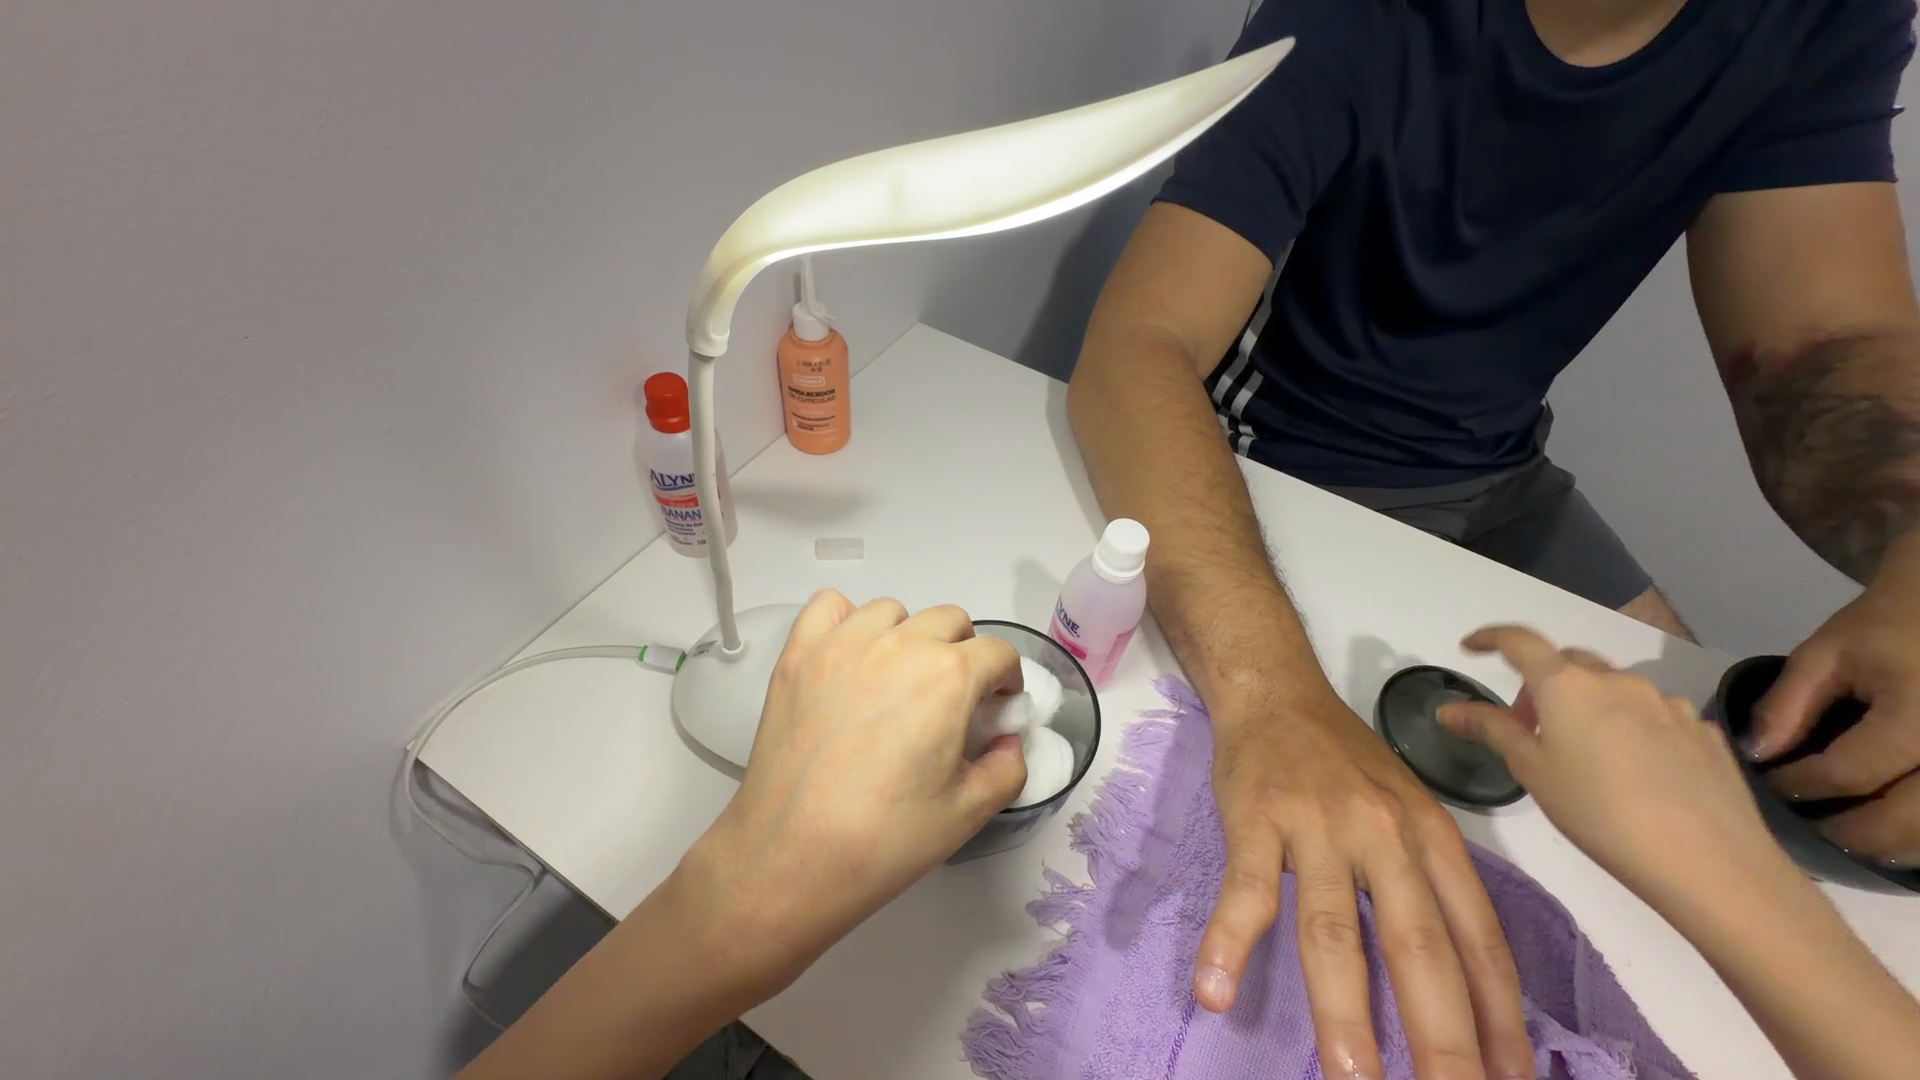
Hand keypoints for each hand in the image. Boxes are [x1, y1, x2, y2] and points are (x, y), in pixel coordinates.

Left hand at [684, 591, 1027, 996]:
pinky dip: (846, 621)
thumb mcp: (970, 813)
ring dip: (908, 636)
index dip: (1006, 679)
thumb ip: (1009, 766)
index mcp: (949, 678)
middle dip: (964, 653)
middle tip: (951, 698)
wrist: (792, 857)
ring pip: (893, 611)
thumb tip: (1006, 740)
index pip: (998, 652)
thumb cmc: (886, 839)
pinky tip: (849, 659)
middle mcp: (899, 644)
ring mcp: (843, 643)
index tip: (996, 706)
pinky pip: (829, 605)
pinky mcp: (799, 654)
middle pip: (951, 621)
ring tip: (896, 679)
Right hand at [1197, 689, 1533, 1079]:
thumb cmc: (1343, 755)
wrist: (1276, 692)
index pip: (1478, 940)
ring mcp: (1316, 826)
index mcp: (1431, 835)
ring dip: (1344, 1014)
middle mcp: (1383, 834)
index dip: (1500, 1020)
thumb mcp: (1409, 805)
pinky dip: (1228, 941)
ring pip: (1333, 930)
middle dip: (1441, 1041)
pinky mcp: (1256, 818)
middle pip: (1418, 947)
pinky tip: (1213, 990)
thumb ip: (1433, 879)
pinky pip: (1247, 888)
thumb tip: (1464, 976)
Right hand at [1439, 626, 1789, 906]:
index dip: (1490, 638)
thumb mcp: (1530, 770)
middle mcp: (1617, 681)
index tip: (1470, 648)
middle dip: (1540, 683)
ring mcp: (1667, 704)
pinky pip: (1651, 715)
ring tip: (1582, 753)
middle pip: (1567, 663)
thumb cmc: (1598, 811)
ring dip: (1587, 705)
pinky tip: (1632, 770)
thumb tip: (1447, 708)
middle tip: (1526, 724)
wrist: (1711, 863)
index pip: (1519, 641)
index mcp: (1567, 684)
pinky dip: (1628, 726)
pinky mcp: (1702, 732)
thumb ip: (1490, 729)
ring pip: (1612, 689)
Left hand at [1753, 533, 1919, 864]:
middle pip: (1911, 819)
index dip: (1800, 785)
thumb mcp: (1825, 656)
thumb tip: (1753, 754)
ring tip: (1855, 841)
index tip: (1769, 785)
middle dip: (1855, 833)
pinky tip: (1904, 832)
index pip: (1849, 772)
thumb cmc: (1889, 627)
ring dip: (1903, 845)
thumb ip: (1786, 705)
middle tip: (1811, 831)